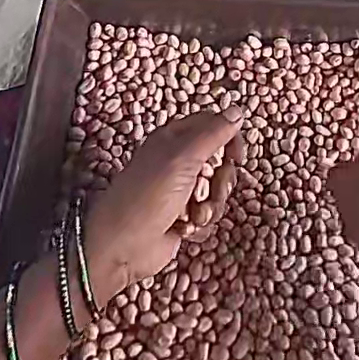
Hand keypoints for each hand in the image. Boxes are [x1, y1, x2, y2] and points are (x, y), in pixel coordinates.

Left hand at [86, 108, 245, 300]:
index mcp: (174, 139)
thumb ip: (213, 133)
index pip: (213, 125)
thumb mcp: (182, 158)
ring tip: (193, 214)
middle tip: (208, 189)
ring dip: (211, 204)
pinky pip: (209, 213)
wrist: (121, 249)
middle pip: (220, 160)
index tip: (236, 156)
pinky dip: (202, 222)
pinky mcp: (184, 216)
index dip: (229, 138)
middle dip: (221, 179)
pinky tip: (186, 227)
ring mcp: (181, 190)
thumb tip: (237, 110)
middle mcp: (178, 161)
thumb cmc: (147, 197)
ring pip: (217, 189)